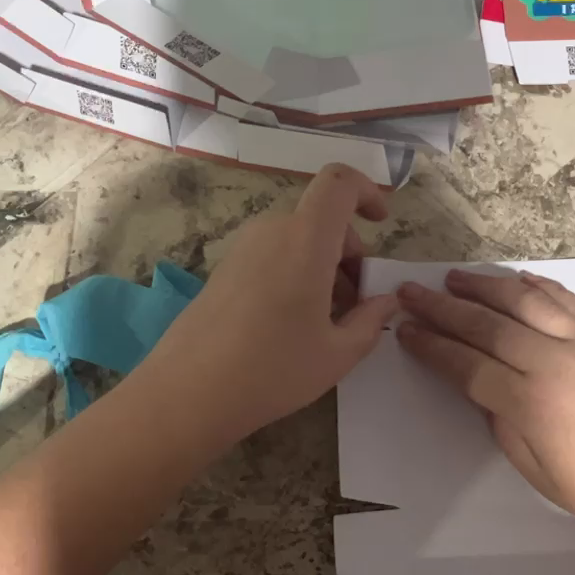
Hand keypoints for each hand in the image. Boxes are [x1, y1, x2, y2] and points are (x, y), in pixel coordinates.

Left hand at [141, 165, 398, 445]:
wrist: (188, 392)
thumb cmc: (272, 370)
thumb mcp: (337, 354)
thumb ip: (370, 321)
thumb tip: (385, 302)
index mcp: (306, 240)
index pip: (339, 182)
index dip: (366, 190)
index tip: (380, 223)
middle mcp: (272, 231)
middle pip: (321, 218)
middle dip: (348, 250)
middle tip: (358, 301)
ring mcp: (243, 249)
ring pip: (296, 238)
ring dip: (322, 265)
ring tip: (328, 320)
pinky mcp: (224, 269)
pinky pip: (272, 254)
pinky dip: (295, 272)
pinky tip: (292, 324)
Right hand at [396, 269, 574, 544]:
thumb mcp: (544, 476)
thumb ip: (506, 428)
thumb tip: (484, 391)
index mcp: (536, 403)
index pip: (469, 365)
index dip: (433, 347)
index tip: (405, 331)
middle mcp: (558, 362)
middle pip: (489, 325)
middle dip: (444, 308)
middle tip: (411, 292)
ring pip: (526, 302)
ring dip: (484, 286)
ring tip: (453, 278)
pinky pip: (567, 301)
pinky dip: (536, 286)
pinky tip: (517, 281)